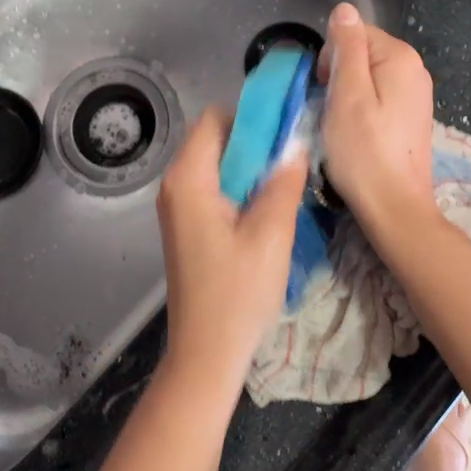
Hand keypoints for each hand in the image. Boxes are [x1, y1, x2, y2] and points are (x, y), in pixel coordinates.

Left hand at [156, 108, 306, 396]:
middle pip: (215, 139)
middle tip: (293, 157)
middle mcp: (174, 184)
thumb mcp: (270, 235)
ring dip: (249, 166)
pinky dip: (238, 187)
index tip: (287, 129)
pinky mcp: (186, 225)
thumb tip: (295, 142)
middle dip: (254, 142)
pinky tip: (265, 207)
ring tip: (285, 181)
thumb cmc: (237, 293)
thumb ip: (283, 182)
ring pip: (216, 164)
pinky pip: (213, 188)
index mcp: (188, 178)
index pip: (215, 119)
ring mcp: (177, 206)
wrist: (206, 353)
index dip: (252, 117)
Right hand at [317, 3, 438, 237]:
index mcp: (399, 57)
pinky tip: (357, 134)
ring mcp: (417, 94)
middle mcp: (415, 69)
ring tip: (341, 126)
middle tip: (330, 111)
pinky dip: (362, 110)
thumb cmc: (363, 150)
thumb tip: (344, 9)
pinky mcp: (412, 116)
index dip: (329, 58)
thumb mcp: (346, 94)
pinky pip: (378, 97)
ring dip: (347, 95)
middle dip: (338, 76)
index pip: (352, 33)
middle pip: (361, 53)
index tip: (323, 92)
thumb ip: (346, 47)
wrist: (394, 207)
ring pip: (367, 77)